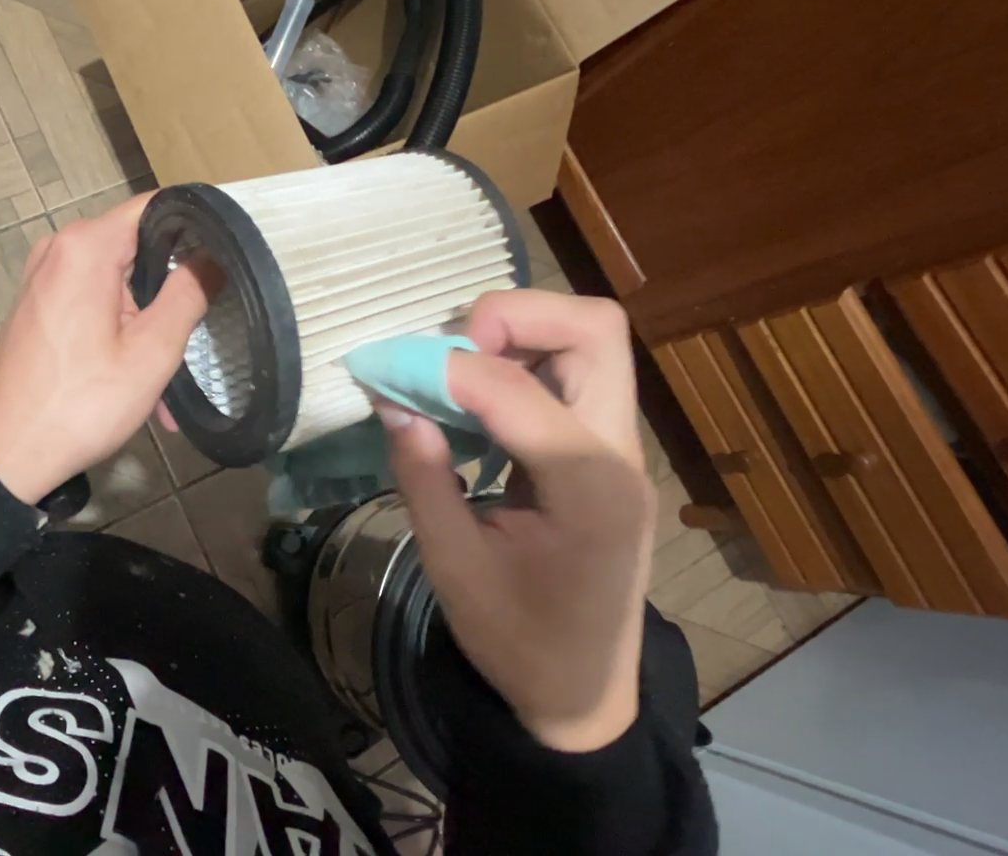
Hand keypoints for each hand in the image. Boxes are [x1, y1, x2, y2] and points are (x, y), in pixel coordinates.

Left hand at [0, 195, 210, 504]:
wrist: (5, 455)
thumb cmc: (82, 403)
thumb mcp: (151, 352)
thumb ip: (188, 295)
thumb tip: (214, 257)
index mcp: (86, 246)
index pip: (155, 207)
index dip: (196, 224)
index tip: (229, 252)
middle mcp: (60, 249)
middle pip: (136, 244)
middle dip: (172, 282)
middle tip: (207, 318)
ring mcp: (44, 277)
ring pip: (116, 279)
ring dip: (147, 318)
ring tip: (175, 368)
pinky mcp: (38, 304)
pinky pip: (91, 301)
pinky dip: (119, 329)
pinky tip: (140, 376)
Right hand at [377, 291, 654, 751]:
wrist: (584, 691)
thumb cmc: (517, 640)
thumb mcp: (452, 566)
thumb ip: (423, 475)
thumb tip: (391, 399)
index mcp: (587, 489)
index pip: (514, 387)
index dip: (442, 366)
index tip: (387, 372)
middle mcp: (618, 453)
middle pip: (592, 330)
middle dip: (512, 315)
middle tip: (448, 347)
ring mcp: (620, 448)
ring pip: (590, 340)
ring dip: (518, 331)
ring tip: (454, 366)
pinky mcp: (605, 451)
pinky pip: (573, 372)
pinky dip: (520, 359)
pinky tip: (473, 392)